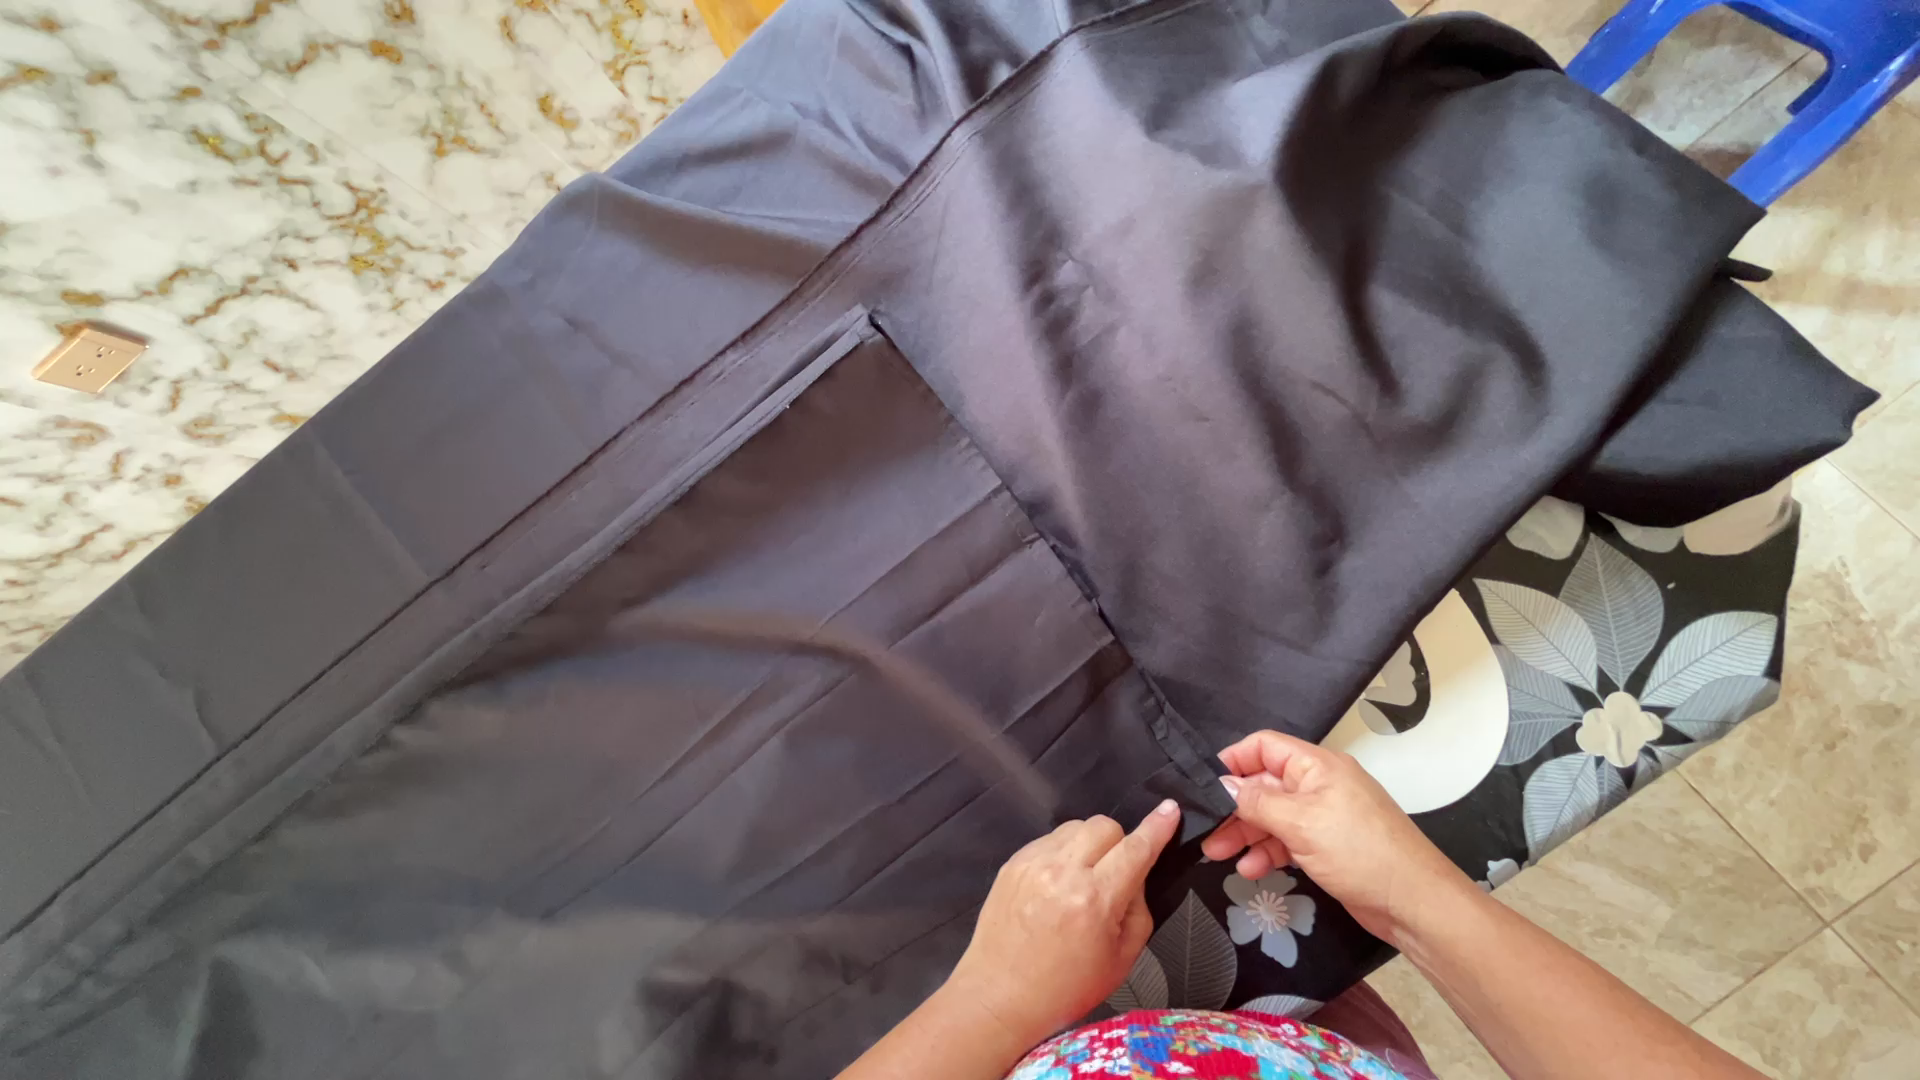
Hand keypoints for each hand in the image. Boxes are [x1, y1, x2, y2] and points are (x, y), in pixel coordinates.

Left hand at [946, 800, 1182, 1043]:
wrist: (1000, 994)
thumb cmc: (1067, 987)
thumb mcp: (1121, 958)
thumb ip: (1138, 908)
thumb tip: (1136, 873)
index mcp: (1094, 900)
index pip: (1135, 849)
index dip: (1156, 827)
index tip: (1170, 809)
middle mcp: (1063, 871)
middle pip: (1104, 825)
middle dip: (1118, 843)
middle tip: (1113, 874)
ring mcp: (1034, 861)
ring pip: (1076, 826)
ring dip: (1089, 844)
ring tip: (1082, 879)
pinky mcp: (1014, 860)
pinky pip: (1050, 838)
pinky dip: (1063, 852)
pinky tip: (1057, 884)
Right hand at [1200, 731, 1471, 944]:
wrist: (1416, 906)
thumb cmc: (1360, 852)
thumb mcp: (1301, 823)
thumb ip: (1257, 802)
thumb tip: (1222, 785)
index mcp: (1316, 766)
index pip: (1264, 747)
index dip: (1233, 761)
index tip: (1206, 785)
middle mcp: (1318, 785)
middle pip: (1263, 785)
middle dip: (1233, 808)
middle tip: (1205, 831)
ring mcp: (1322, 816)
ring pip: (1271, 816)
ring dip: (1244, 833)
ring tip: (1216, 854)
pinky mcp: (1325, 845)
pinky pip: (1286, 840)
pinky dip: (1266, 851)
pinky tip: (1250, 869)